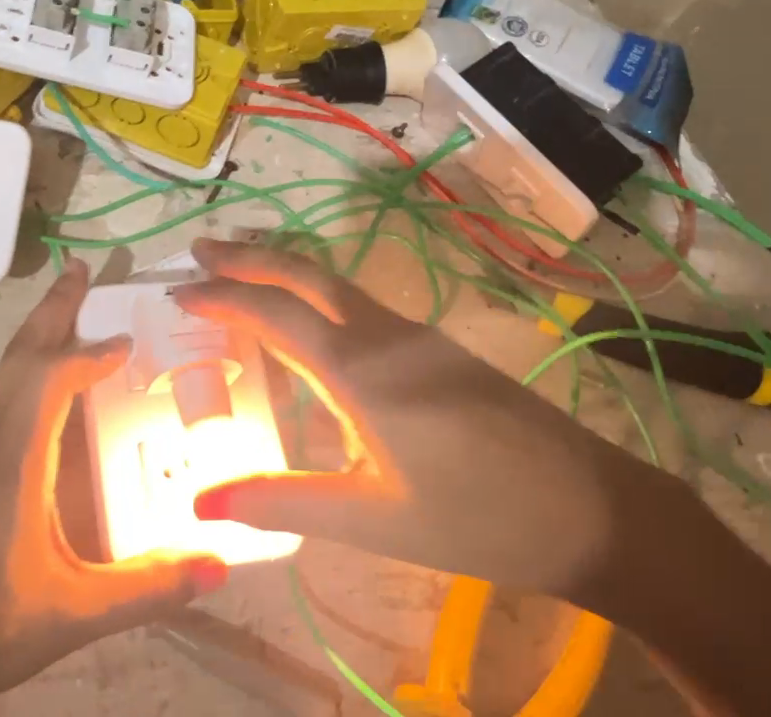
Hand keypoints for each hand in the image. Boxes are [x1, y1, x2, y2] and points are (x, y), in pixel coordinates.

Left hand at [0, 260, 226, 715]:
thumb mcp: (69, 614)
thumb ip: (144, 589)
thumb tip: (220, 564)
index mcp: (13, 459)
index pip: (51, 379)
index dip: (90, 351)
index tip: (129, 336)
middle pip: (21, 355)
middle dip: (53, 309)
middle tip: (82, 267)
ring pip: (5, 373)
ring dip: (39, 334)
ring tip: (71, 312)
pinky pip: (0, 398)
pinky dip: (28, 372)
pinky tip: (47, 395)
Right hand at [176, 239, 670, 610]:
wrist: (595, 510)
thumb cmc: (478, 519)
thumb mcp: (372, 520)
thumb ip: (282, 503)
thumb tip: (199, 504)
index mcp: (360, 372)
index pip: (274, 313)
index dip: (221, 297)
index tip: (176, 292)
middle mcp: (384, 338)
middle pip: (305, 274)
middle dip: (248, 256)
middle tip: (198, 249)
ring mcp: (415, 338)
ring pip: (334, 283)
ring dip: (281, 268)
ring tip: (238, 269)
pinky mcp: (436, 351)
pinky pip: (357, 304)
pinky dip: (313, 293)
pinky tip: (305, 321)